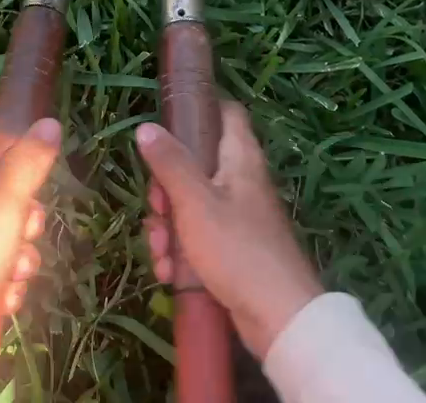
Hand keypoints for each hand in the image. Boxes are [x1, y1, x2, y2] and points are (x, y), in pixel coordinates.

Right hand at [136, 102, 324, 357]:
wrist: (278, 317)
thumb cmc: (237, 248)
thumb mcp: (194, 202)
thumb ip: (170, 163)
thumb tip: (146, 126)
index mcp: (240, 157)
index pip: (226, 111)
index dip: (199, 107)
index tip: (167, 119)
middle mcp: (241, 180)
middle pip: (195, 163)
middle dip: (165, 188)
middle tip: (157, 208)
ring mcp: (238, 215)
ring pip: (191, 204)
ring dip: (167, 227)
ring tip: (161, 253)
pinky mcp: (234, 248)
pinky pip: (198, 237)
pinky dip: (181, 252)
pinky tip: (170, 273)